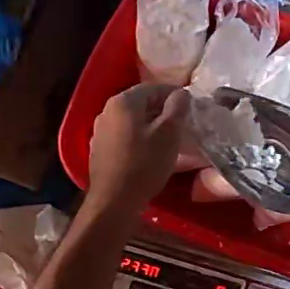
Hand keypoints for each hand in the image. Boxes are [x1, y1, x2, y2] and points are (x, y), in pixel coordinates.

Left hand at [88, 83, 191, 215]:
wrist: (114, 200)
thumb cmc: (144, 164)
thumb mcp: (169, 133)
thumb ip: (177, 107)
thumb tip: (181, 93)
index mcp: (123, 102)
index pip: (153, 87)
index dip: (174, 95)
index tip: (190, 107)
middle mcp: (107, 111)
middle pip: (141, 103)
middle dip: (162, 110)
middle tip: (182, 124)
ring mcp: (100, 131)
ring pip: (132, 121)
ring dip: (150, 125)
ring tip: (167, 139)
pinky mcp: (99, 150)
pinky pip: (123, 136)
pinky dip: (138, 138)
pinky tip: (148, 152)